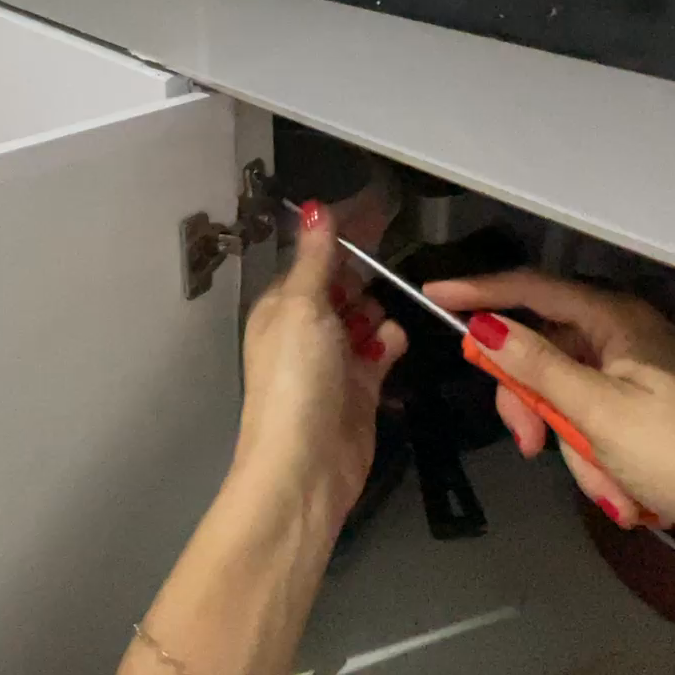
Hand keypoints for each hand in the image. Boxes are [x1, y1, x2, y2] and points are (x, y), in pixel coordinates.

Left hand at [232, 201, 408, 528]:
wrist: (306, 467)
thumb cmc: (296, 378)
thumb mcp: (302, 307)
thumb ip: (316, 258)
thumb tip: (314, 207)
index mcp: (281, 305)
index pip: (315, 257)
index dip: (344, 234)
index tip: (379, 207)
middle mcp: (306, 327)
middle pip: (343, 285)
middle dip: (364, 272)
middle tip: (393, 252)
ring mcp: (335, 358)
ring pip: (366, 315)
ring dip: (376, 310)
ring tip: (379, 316)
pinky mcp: (362, 386)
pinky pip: (382, 349)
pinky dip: (389, 343)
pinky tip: (390, 346)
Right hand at [424, 272, 674, 562]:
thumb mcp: (598, 411)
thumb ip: (535, 366)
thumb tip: (484, 326)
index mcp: (614, 318)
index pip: (530, 290)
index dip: (478, 292)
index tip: (433, 294)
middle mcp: (622, 333)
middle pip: (542, 349)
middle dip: (529, 400)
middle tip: (526, 443)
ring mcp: (635, 370)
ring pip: (564, 392)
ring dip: (568, 440)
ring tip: (603, 484)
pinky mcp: (646, 406)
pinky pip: (592, 418)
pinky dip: (593, 453)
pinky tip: (618, 487)